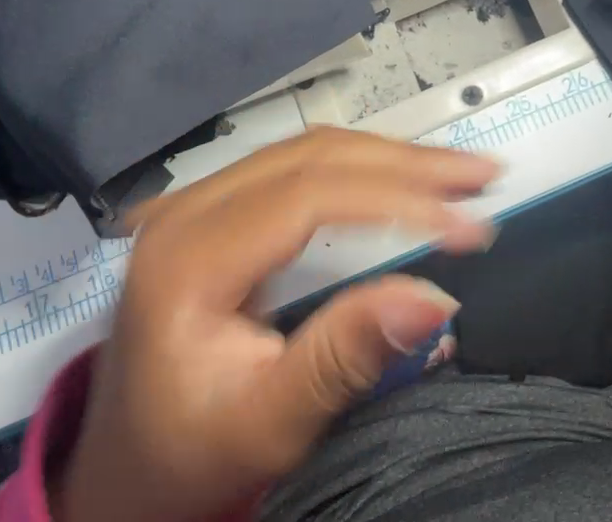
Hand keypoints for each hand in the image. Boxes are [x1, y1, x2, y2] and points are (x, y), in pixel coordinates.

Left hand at [52, 128, 498, 521]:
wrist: (129, 463)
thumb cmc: (192, 451)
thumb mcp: (268, 425)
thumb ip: (344, 360)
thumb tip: (434, 299)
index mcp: (188, 257)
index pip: (309, 196)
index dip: (398, 199)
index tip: (468, 224)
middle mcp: (186, 210)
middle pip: (312, 156)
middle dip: (407, 163)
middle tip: (481, 177)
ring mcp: (197, 201)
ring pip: (309, 149)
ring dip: (390, 158)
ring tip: (458, 174)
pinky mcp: (215, 207)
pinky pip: (299, 165)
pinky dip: (362, 167)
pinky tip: (405, 176)